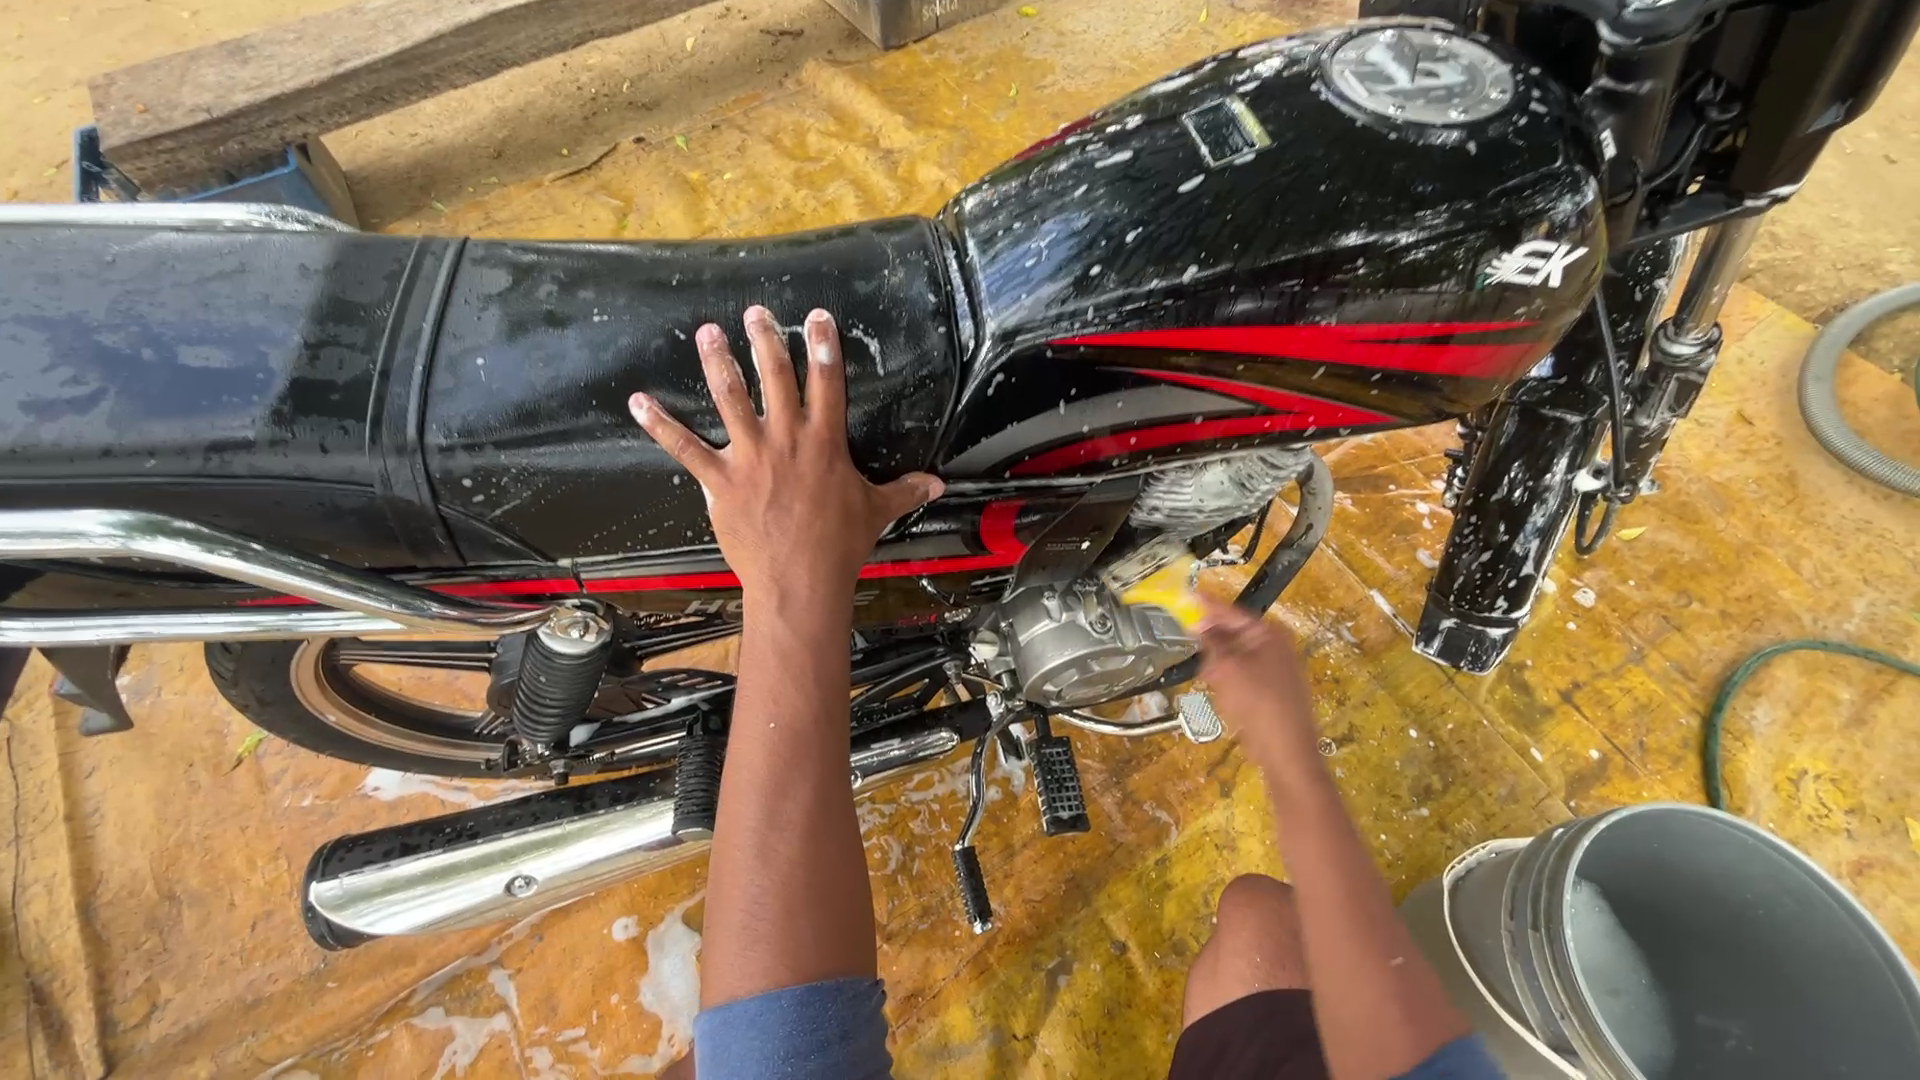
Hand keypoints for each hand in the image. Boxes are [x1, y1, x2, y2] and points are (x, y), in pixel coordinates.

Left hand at [628, 306, 943, 604]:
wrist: (800, 581)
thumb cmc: (840, 545)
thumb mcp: (878, 512)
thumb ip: (906, 491)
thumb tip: (939, 484)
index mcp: (825, 442)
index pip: (827, 383)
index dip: (823, 346)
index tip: (816, 316)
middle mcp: (786, 439)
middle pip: (775, 378)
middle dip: (766, 340)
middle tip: (756, 313)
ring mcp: (750, 457)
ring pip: (730, 399)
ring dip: (718, 363)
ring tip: (708, 332)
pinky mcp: (720, 481)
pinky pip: (685, 448)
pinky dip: (661, 425)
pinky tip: (639, 402)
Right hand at [1197, 597, 1320, 772]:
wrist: (1286, 751)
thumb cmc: (1258, 703)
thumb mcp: (1228, 668)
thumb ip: (1212, 641)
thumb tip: (1198, 621)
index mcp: (1269, 635)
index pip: (1232, 612)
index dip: (1207, 606)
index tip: (1186, 596)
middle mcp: (1275, 646)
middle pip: (1233, 634)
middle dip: (1212, 642)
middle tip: (1192, 644)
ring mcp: (1275, 669)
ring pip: (1234, 656)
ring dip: (1218, 665)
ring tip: (1213, 679)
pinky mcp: (1270, 690)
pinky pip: (1241, 675)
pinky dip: (1228, 680)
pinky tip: (1224, 695)